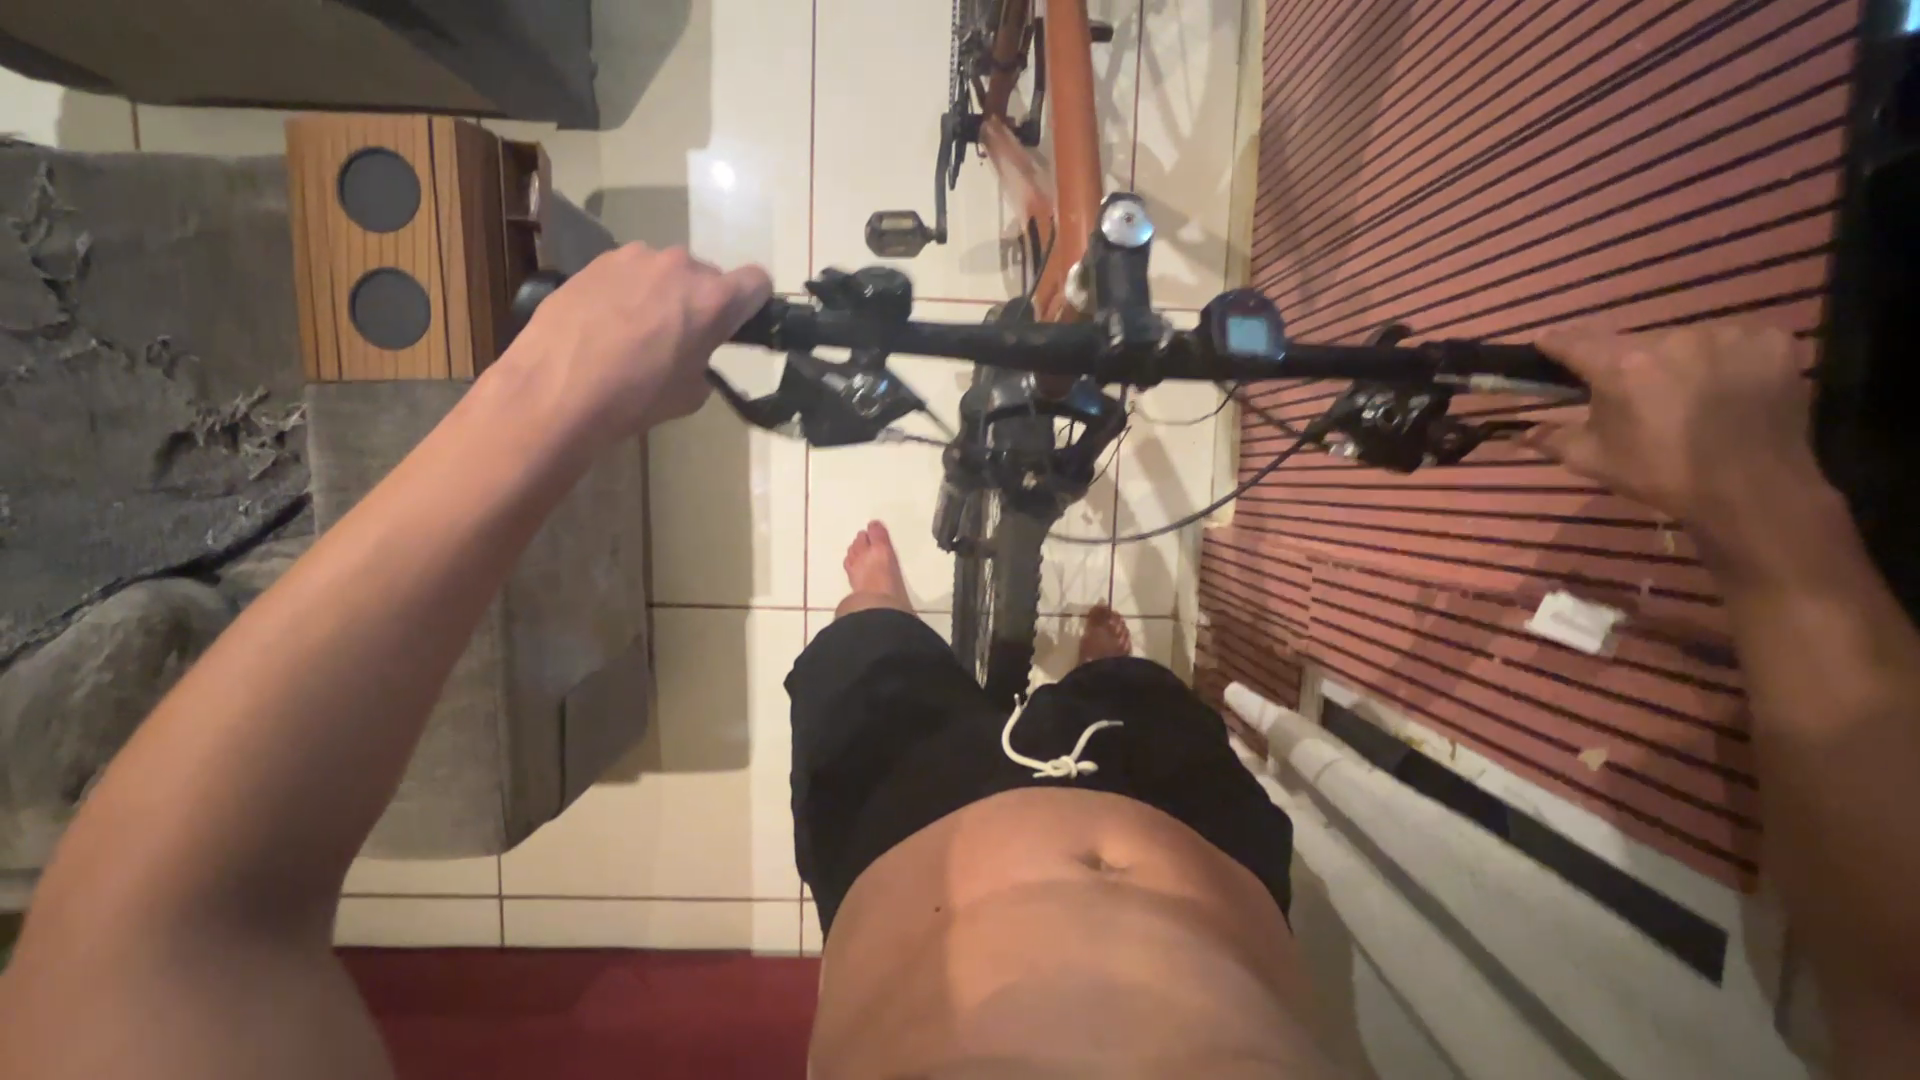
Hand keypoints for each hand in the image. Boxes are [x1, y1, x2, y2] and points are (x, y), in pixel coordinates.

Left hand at [501, 243, 771, 438]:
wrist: (557, 389)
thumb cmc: (636, 397)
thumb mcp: (691, 392)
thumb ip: (705, 359)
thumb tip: (691, 351)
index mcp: (713, 299)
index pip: (757, 282)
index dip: (752, 303)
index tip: (737, 326)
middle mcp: (679, 266)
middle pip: (707, 277)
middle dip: (702, 303)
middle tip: (681, 340)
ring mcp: (634, 258)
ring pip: (666, 272)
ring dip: (663, 295)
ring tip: (637, 332)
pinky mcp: (596, 261)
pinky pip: (629, 274)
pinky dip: (628, 294)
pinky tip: (606, 326)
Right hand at [1529, 324, 1826, 546]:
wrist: (1753, 488)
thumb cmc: (1662, 473)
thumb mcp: (1593, 460)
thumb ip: (1553, 438)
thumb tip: (1521, 433)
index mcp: (1622, 366)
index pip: (1574, 341)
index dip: (1555, 343)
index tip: (1546, 345)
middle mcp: (1673, 339)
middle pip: (1635, 343)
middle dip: (1628, 364)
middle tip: (1633, 395)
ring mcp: (1728, 335)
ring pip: (1686, 342)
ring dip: (1678, 361)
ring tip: (1687, 394)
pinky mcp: (1773, 341)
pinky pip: (1735, 342)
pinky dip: (1725, 359)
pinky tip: (1727, 387)